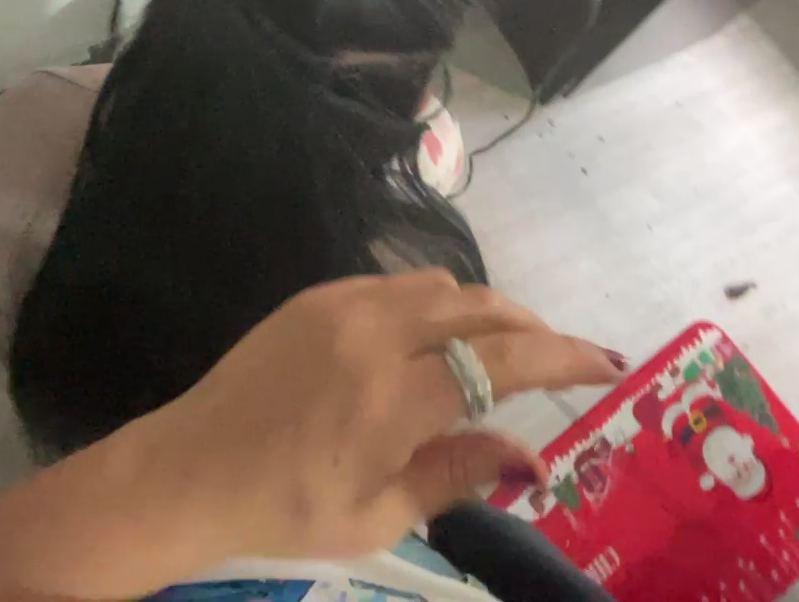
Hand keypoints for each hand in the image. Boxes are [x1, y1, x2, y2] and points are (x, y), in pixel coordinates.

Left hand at [138, 270, 625, 561]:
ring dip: (481, 311)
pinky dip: (432, 304)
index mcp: (390, 396)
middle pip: (477, 305)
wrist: (191, 465)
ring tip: (496, 351)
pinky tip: (430, 340)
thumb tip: (533, 458)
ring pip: (438, 285)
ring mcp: (340, 303)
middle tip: (557, 358)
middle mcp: (371, 331)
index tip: (607, 361)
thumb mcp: (379, 514)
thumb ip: (459, 473)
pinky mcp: (316, 294)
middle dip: (529, 325)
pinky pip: (395, 285)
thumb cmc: (285, 508)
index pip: (499, 362)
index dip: (562, 357)